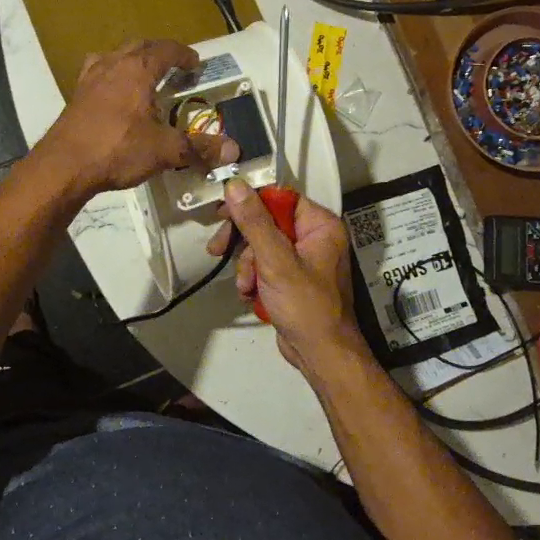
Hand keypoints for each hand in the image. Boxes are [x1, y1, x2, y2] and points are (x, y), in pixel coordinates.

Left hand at [37, 40, 236, 195]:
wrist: (65, 165)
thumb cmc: (118, 149)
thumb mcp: (165, 150)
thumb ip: (198, 147)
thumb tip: (233, 149)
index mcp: (138, 70)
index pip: (166, 50)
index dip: (184, 55)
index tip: (195, 64)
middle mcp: (113, 65)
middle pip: (139, 46)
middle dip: (159, 52)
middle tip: (173, 66)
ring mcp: (90, 79)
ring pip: (115, 56)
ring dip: (132, 59)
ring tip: (143, 74)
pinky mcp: (76, 96)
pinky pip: (97, 73)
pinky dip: (111, 75)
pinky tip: (113, 92)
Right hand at [206, 180, 361, 372]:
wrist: (321, 354)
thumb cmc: (306, 306)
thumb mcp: (276, 261)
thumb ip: (254, 222)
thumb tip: (235, 185)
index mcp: (320, 226)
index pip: (280, 199)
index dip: (250, 203)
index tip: (223, 213)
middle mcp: (314, 238)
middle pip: (266, 223)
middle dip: (244, 243)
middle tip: (218, 250)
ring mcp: (302, 260)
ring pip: (261, 247)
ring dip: (247, 266)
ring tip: (246, 286)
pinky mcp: (291, 280)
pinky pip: (264, 267)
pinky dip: (253, 279)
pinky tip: (249, 294)